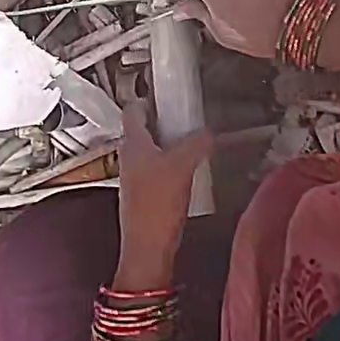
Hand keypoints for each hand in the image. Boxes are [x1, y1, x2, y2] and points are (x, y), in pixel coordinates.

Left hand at [115, 100, 211, 286]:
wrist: (148, 247)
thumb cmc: (158, 203)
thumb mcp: (182, 166)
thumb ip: (198, 144)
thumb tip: (209, 133)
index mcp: (133, 143)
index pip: (133, 109)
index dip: (147, 97)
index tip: (167, 93)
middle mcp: (130, 156)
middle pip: (144, 128)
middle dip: (165, 120)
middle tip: (187, 116)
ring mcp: (135, 175)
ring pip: (152, 148)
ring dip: (170, 142)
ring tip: (194, 140)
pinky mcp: (145, 192)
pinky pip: (158, 167)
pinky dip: (172, 162)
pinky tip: (191, 168)